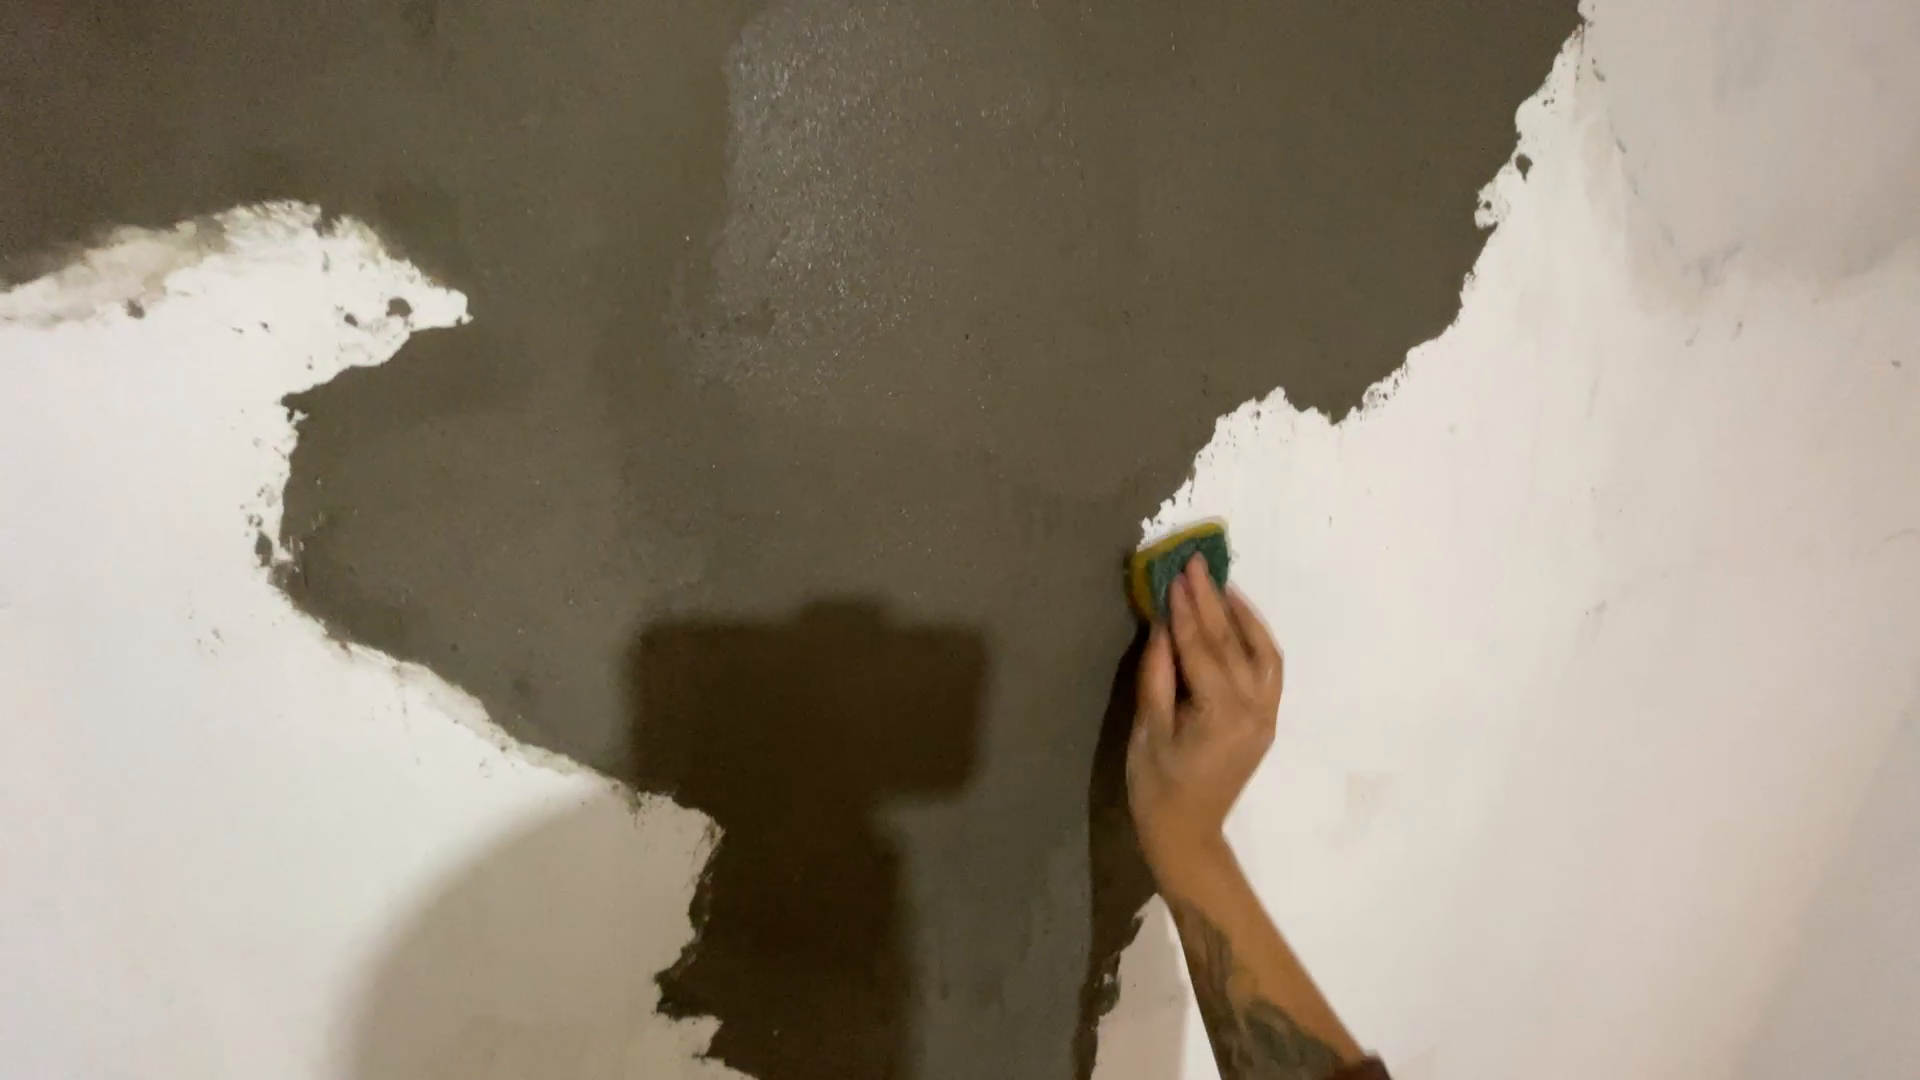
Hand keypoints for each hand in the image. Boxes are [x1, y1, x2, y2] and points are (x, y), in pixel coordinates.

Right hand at [1127, 554, 1283, 882]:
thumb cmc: (1156, 784)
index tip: (1175, 573)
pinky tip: (1237, 617)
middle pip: (1231, 643)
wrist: (1187, 832)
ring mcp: (1266, 714)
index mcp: (1220, 715)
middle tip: (1195, 563)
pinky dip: (1256, 637)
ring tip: (1218, 582)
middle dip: (1211, 600)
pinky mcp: (1266, 717)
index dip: (1186, 609)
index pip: (1202, 648)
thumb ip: (1157, 674)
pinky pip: (1268, 667)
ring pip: (1261, 651)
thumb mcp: (1147, 728)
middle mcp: (1253, 710)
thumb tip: (1162, 625)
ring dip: (1240, 613)